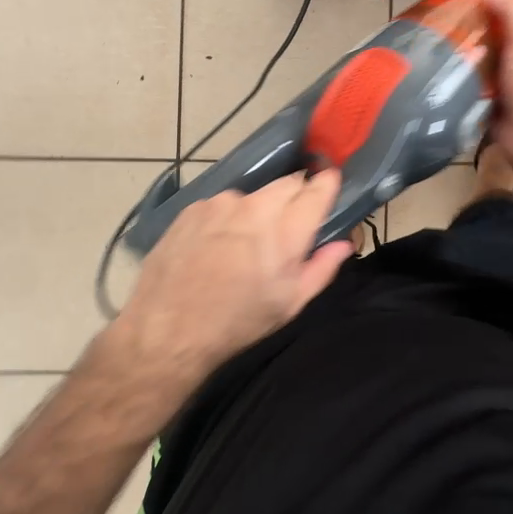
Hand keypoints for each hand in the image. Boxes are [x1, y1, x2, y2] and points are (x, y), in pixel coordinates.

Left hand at [112, 170, 352, 385]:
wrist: (168, 330)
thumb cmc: (238, 321)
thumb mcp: (289, 304)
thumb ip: (322, 268)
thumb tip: (344, 243)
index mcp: (285, 231)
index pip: (317, 187)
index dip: (327, 185)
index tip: (329, 188)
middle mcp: (255, 207)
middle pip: (288, 183)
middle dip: (295, 198)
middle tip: (288, 228)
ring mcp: (220, 204)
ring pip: (253, 195)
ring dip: (258, 210)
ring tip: (244, 244)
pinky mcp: (193, 208)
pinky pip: (223, 205)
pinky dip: (228, 218)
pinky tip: (215, 247)